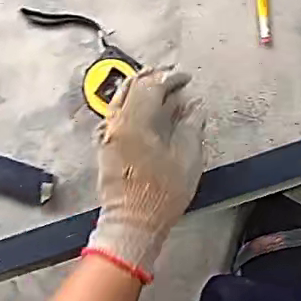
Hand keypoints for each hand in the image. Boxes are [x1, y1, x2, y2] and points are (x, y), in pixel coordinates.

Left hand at [86, 68, 206, 279]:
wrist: (133, 222)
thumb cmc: (159, 196)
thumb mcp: (187, 158)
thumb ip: (191, 126)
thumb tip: (195, 108)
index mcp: (135, 122)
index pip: (151, 85)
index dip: (171, 78)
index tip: (185, 78)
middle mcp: (116, 124)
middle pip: (131, 87)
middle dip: (153, 78)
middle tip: (172, 78)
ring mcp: (108, 135)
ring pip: (121, 99)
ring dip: (141, 91)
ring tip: (160, 92)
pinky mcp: (106, 147)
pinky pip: (117, 115)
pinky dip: (132, 107)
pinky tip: (146, 114)